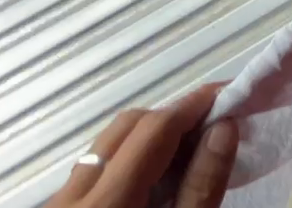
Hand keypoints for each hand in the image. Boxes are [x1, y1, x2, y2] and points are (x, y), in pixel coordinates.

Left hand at [46, 84, 238, 207]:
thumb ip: (201, 186)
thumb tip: (225, 126)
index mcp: (105, 203)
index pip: (155, 127)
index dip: (197, 103)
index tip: (234, 94)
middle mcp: (70, 197)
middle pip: (127, 125)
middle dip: (173, 116)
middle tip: (214, 125)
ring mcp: (57, 204)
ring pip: (106, 145)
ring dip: (149, 136)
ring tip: (185, 152)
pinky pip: (93, 168)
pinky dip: (127, 159)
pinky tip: (152, 179)